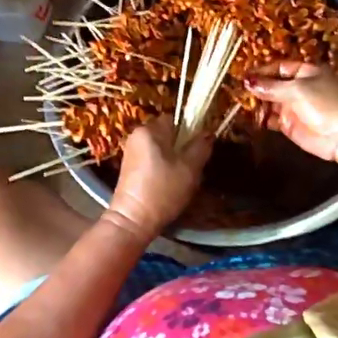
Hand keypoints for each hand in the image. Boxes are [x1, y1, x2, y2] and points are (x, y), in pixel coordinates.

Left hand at [105, 116, 209, 239]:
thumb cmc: (163, 190)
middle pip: (167, 133)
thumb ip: (201, 147)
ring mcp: (131, 150)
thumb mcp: (189, 168)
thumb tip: (207, 133)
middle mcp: (137, 135)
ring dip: (173, 159)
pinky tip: (169, 184)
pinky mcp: (129, 166)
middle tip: (193, 166)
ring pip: (160, 147)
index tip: (199, 147)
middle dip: (182, 147)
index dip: (190, 130)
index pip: (174, 119)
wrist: (133, 218)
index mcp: (149, 130)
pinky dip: (162, 167)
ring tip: (182, 178)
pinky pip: (151, 158)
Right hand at [244, 62, 337, 163]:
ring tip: (237, 102)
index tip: (243, 75)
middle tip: (235, 89)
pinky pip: (269, 118)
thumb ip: (271, 86)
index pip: (278, 67)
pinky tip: (246, 116)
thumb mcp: (298, 90)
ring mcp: (293, 106)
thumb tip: (247, 82)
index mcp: (306, 72)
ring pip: (268, 101)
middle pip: (271, 83)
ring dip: (255, 102)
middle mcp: (298, 87)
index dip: (261, 70)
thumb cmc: (326, 105)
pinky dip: (259, 117)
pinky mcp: (288, 124)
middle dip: (256, 86)